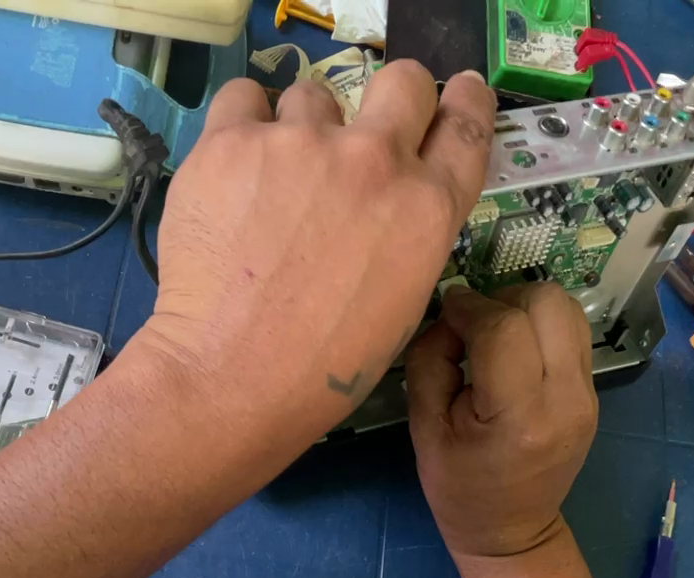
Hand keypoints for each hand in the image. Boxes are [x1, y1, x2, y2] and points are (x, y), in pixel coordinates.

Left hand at [137, 63, 494, 443]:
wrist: (229, 378)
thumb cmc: (320, 371)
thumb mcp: (396, 309)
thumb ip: (406, 239)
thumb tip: (387, 206)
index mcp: (425, 212)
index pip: (465, 128)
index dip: (464, 105)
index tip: (456, 95)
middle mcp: (374, 163)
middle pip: (403, 82)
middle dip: (392, 101)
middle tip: (361, 138)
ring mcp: (303, 144)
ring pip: (314, 99)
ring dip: (304, 132)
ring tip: (274, 191)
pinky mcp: (234, 142)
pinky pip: (246, 100)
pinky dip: (245, 127)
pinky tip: (236, 173)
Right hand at [406, 284, 597, 558]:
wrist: (510, 531)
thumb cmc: (458, 488)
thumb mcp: (424, 430)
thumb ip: (431, 363)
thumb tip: (449, 317)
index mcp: (519, 417)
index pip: (502, 328)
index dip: (468, 307)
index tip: (446, 309)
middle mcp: (565, 399)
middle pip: (546, 302)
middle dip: (502, 299)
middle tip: (473, 325)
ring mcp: (587, 396)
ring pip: (566, 309)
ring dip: (525, 308)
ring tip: (495, 335)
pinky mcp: (592, 394)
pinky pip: (572, 333)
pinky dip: (541, 327)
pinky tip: (515, 352)